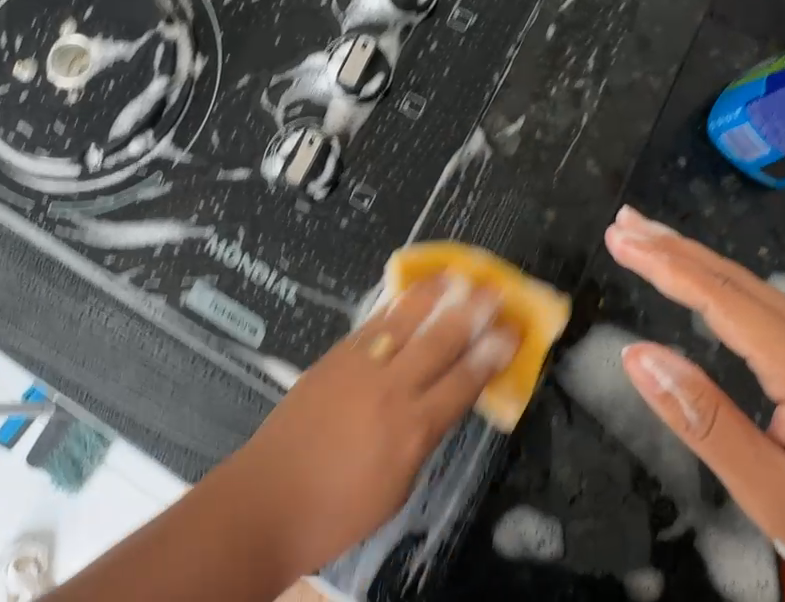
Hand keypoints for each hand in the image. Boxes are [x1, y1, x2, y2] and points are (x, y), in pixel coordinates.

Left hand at [213, 275, 518, 574]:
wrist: (271, 496)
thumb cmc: (340, 510)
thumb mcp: (399, 485)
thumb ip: (422, 438)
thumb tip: (437, 406)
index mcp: (414, 428)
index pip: (464, 382)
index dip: (492, 356)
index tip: (512, 333)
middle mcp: (390, 388)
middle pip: (439, 341)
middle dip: (472, 314)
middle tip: (496, 291)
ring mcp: (358, 367)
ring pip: (404, 321)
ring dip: (433, 296)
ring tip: (456, 275)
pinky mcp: (333, 358)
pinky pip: (371, 326)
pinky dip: (393, 309)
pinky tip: (407, 297)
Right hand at [604, 207, 784, 601]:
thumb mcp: (779, 500)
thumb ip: (706, 422)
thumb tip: (638, 354)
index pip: (723, 300)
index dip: (665, 264)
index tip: (617, 237)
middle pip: (744, 284)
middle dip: (679, 248)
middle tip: (625, 221)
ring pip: (765, 297)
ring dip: (705, 265)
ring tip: (657, 244)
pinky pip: (782, 319)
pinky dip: (734, 292)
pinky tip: (721, 297)